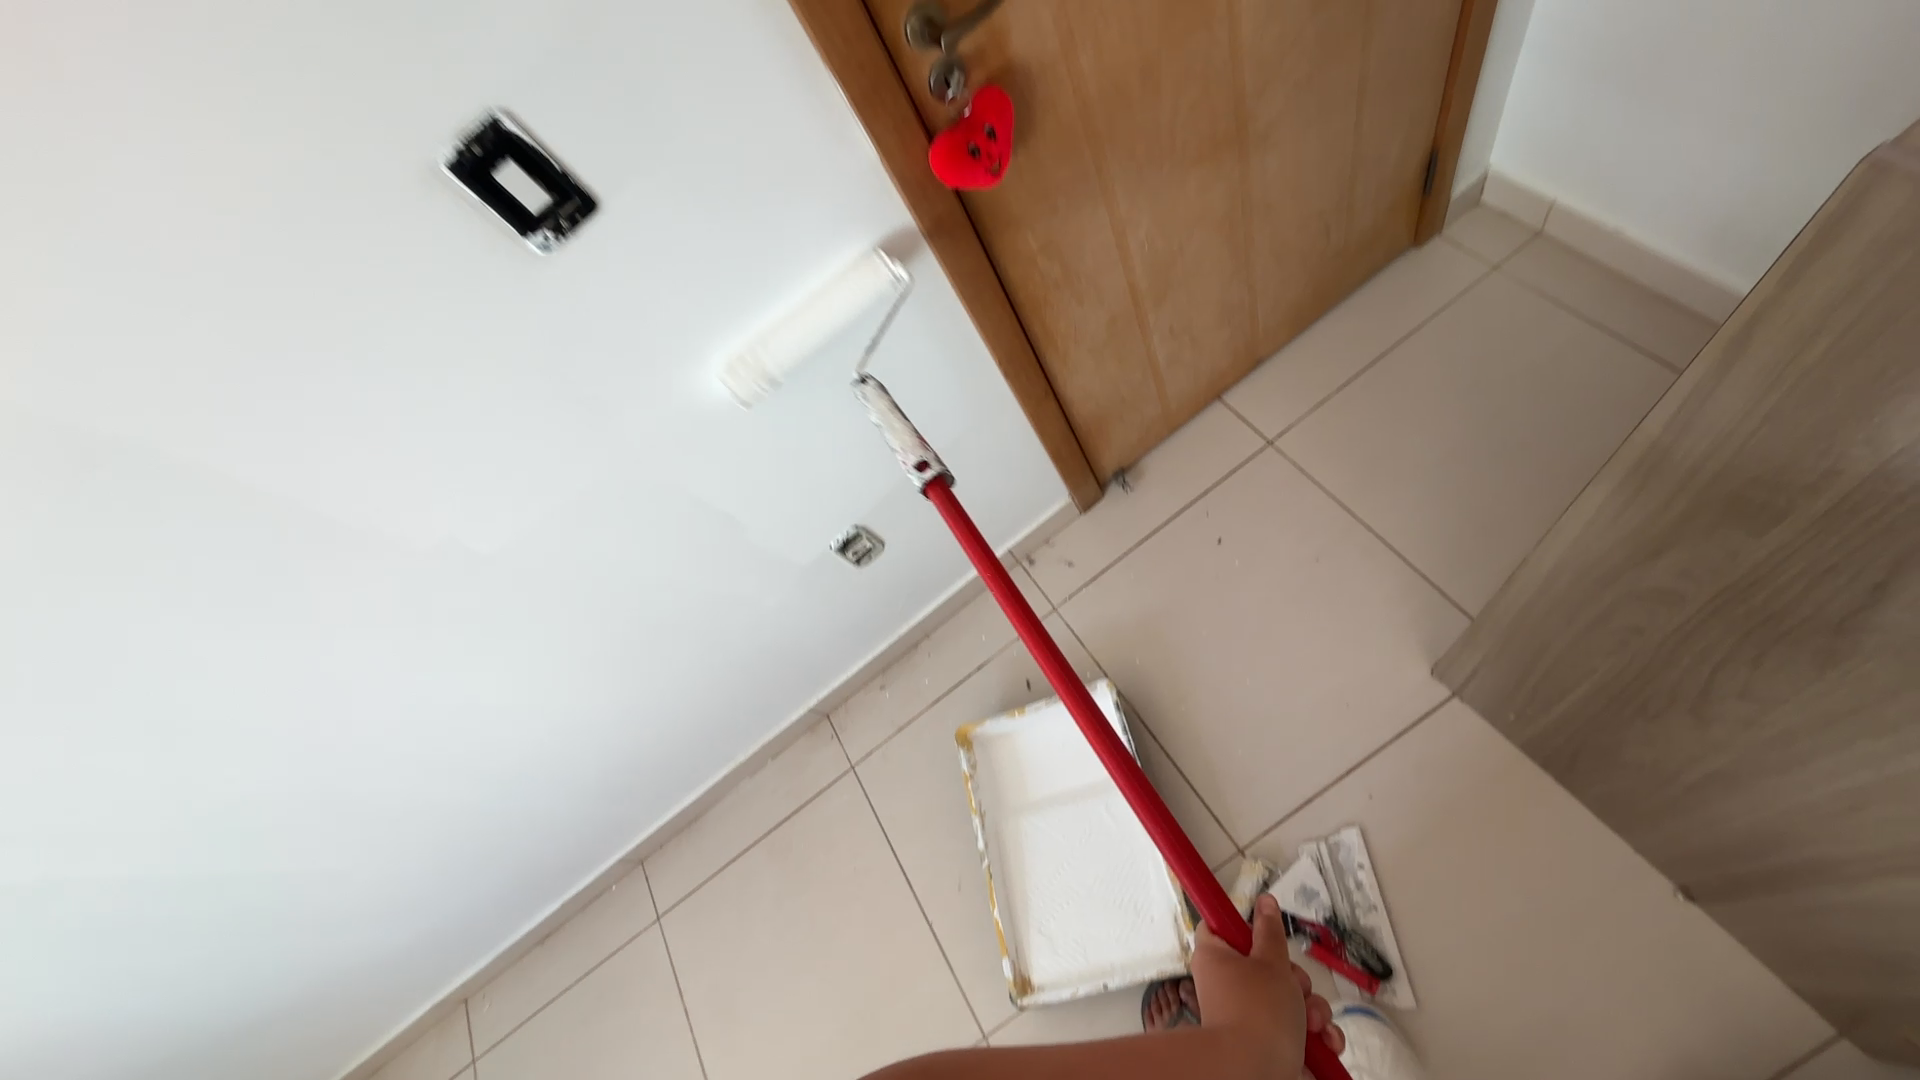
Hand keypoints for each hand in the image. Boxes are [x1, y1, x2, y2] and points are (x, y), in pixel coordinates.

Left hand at [1189, 894, 1344, 1076]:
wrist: (1253, 1073)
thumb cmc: (1257, 1010)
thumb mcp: (1270, 962)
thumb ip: (1270, 932)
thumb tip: (1263, 901)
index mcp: (1216, 957)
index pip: (1220, 927)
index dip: (1243, 926)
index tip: (1265, 934)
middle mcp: (1227, 985)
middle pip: (1266, 965)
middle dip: (1295, 979)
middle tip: (1297, 987)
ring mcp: (1247, 1016)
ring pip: (1288, 999)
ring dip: (1311, 1009)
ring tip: (1313, 1022)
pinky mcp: (1269, 1043)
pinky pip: (1296, 1030)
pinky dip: (1315, 1036)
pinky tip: (1326, 1042)